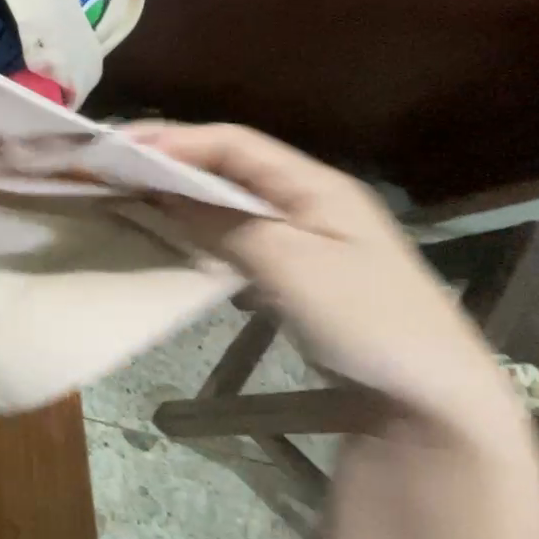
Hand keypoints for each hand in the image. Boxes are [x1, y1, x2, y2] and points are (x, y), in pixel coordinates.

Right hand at [128, 122, 523, 441]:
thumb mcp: (287, 263)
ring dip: (174, 186)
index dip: (171, 138)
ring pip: (223, 192)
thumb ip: (220, 220)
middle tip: (107, 164)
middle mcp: (307, 197)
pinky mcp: (290, 263)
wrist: (430, 401)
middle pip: (225, 161)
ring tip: (123, 187)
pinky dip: (190, 217)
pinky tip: (162, 223)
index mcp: (316, 184)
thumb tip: (159, 189)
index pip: (230, 141)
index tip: (113, 149)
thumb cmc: (364, 319)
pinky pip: (229, 224)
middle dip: (166, 157)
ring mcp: (300, 231)